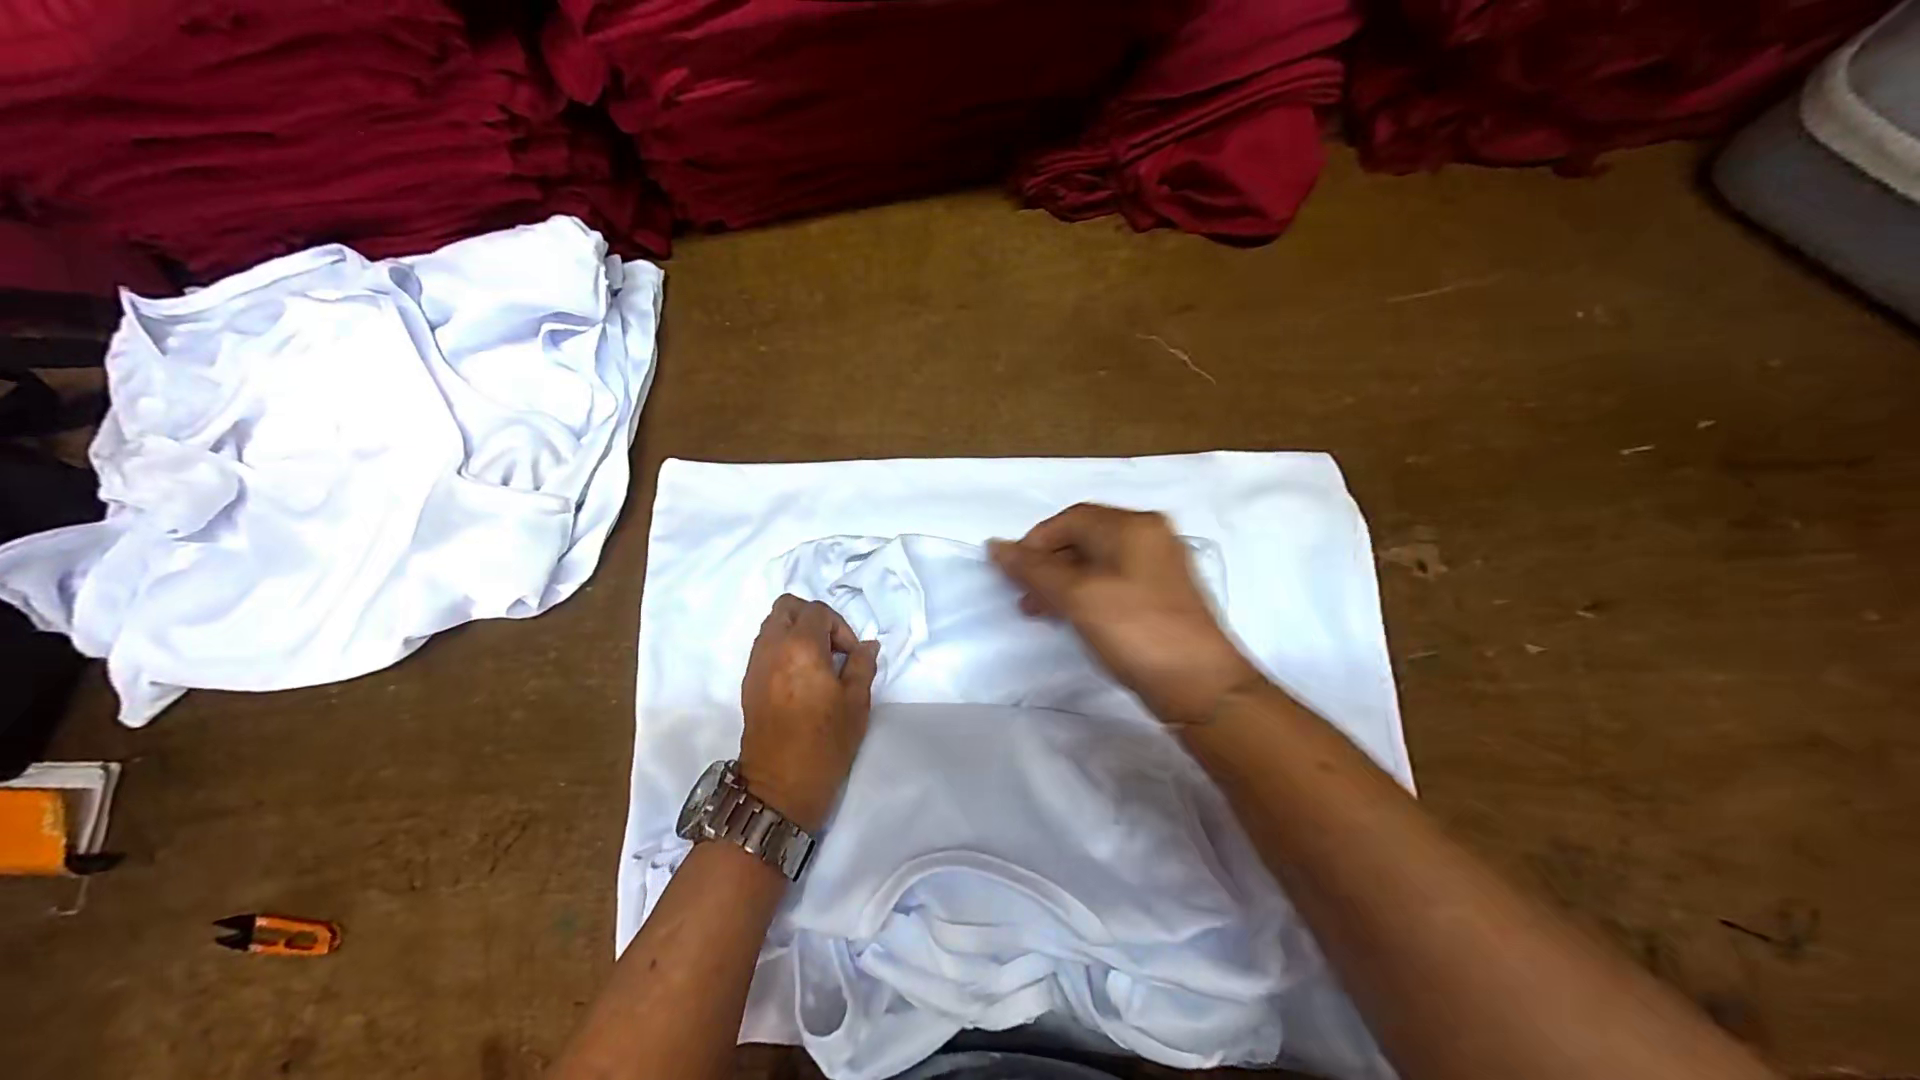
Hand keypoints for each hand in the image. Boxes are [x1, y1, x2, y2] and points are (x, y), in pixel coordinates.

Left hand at [738, 595, 880, 832]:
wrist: (780, 786)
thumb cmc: (825, 743)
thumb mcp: (857, 703)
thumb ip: (862, 665)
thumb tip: (867, 646)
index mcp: (801, 647)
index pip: (818, 612)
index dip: (840, 627)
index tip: (850, 656)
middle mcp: (772, 648)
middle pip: (786, 607)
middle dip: (812, 618)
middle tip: (831, 647)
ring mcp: (755, 665)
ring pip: (771, 625)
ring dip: (795, 632)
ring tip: (816, 663)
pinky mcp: (748, 683)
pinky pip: (763, 647)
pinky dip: (782, 649)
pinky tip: (800, 678)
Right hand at [990, 504, 1260, 726]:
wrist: (1202, 686)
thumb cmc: (1136, 633)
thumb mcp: (1078, 598)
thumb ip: (1035, 570)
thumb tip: (996, 545)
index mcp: (1132, 525)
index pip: (1070, 518)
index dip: (1035, 542)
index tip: (1012, 575)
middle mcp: (1150, 535)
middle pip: (1084, 537)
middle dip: (1047, 565)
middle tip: (1024, 598)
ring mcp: (1161, 565)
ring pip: (1097, 562)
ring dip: (1064, 582)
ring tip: (1042, 613)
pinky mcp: (1164, 594)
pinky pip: (1114, 581)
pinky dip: (1087, 593)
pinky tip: (1074, 618)